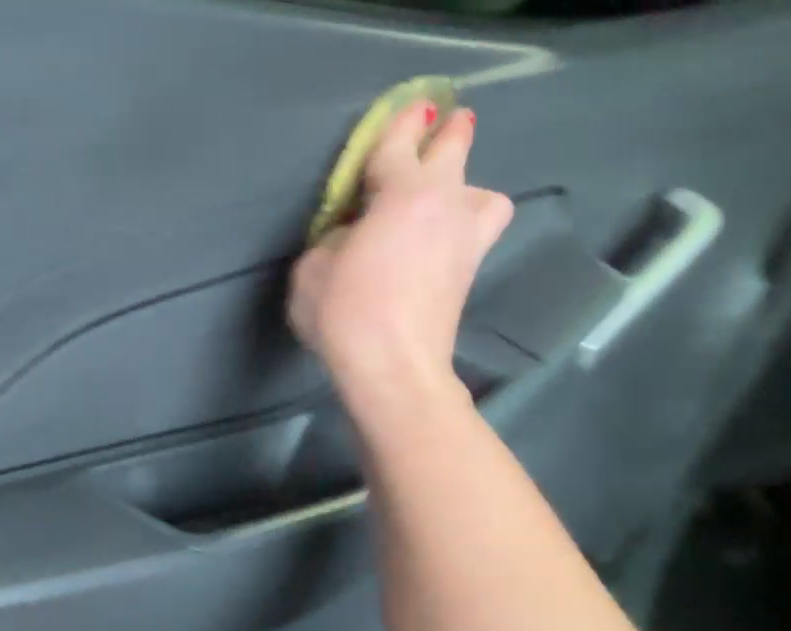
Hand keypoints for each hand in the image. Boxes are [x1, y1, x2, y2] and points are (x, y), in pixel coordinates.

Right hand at [288, 105, 513, 409]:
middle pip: (455, 152)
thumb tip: (351, 234)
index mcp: (402, 195)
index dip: (399, 124)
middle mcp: (445, 203)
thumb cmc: (345, 314)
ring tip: (441, 197)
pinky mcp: (470, 266)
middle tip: (441, 125)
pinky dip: (463, 221)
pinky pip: (475, 225)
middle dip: (446, 134)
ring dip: (462, 186)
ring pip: (478, 190)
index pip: (399, 146)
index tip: (409, 105)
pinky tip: (440, 237)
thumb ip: (332, 240)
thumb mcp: (312, 271)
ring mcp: (466, 235)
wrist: (393, 365)